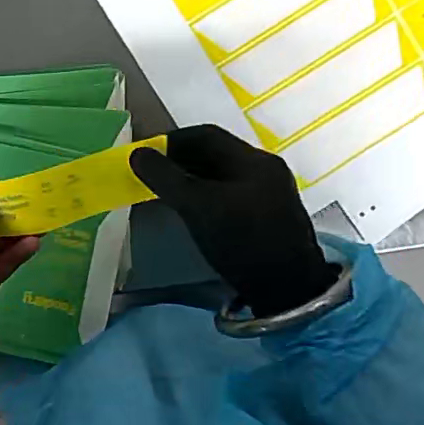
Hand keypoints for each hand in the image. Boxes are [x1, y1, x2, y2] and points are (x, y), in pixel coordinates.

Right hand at [129, 125, 336, 315]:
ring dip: (190, 177)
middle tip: (151, 173)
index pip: (205, 135)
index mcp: (253, 161)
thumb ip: (164, 177)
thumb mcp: (196, 206)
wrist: (286, 288)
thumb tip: (137, 154)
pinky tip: (189, 208)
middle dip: (179, 159)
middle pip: (214, 153)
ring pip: (220, 174)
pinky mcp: (266, 215)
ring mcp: (268, 193)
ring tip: (164, 191)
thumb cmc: (241, 240)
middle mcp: (264, 170)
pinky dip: (204, 193)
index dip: (171, 141)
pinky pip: (228, 192)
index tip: (146, 156)